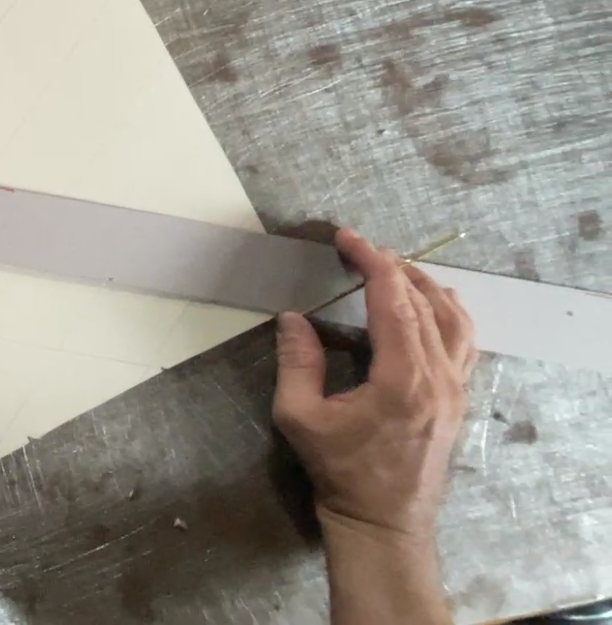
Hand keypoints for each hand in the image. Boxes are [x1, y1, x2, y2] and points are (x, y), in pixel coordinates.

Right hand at [273, 228, 476, 545]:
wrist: (383, 517)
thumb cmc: (337, 465)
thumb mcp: (298, 413)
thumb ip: (297, 361)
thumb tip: (293, 318)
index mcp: (402, 380)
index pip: (393, 306)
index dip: (372, 265)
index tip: (349, 238)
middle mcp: (439, 380)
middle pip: (427, 308)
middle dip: (394, 268)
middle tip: (361, 245)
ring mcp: (456, 392)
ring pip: (457, 325)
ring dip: (426, 288)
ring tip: (396, 266)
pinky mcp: (456, 401)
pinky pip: (464, 345)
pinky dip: (447, 314)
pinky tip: (430, 307)